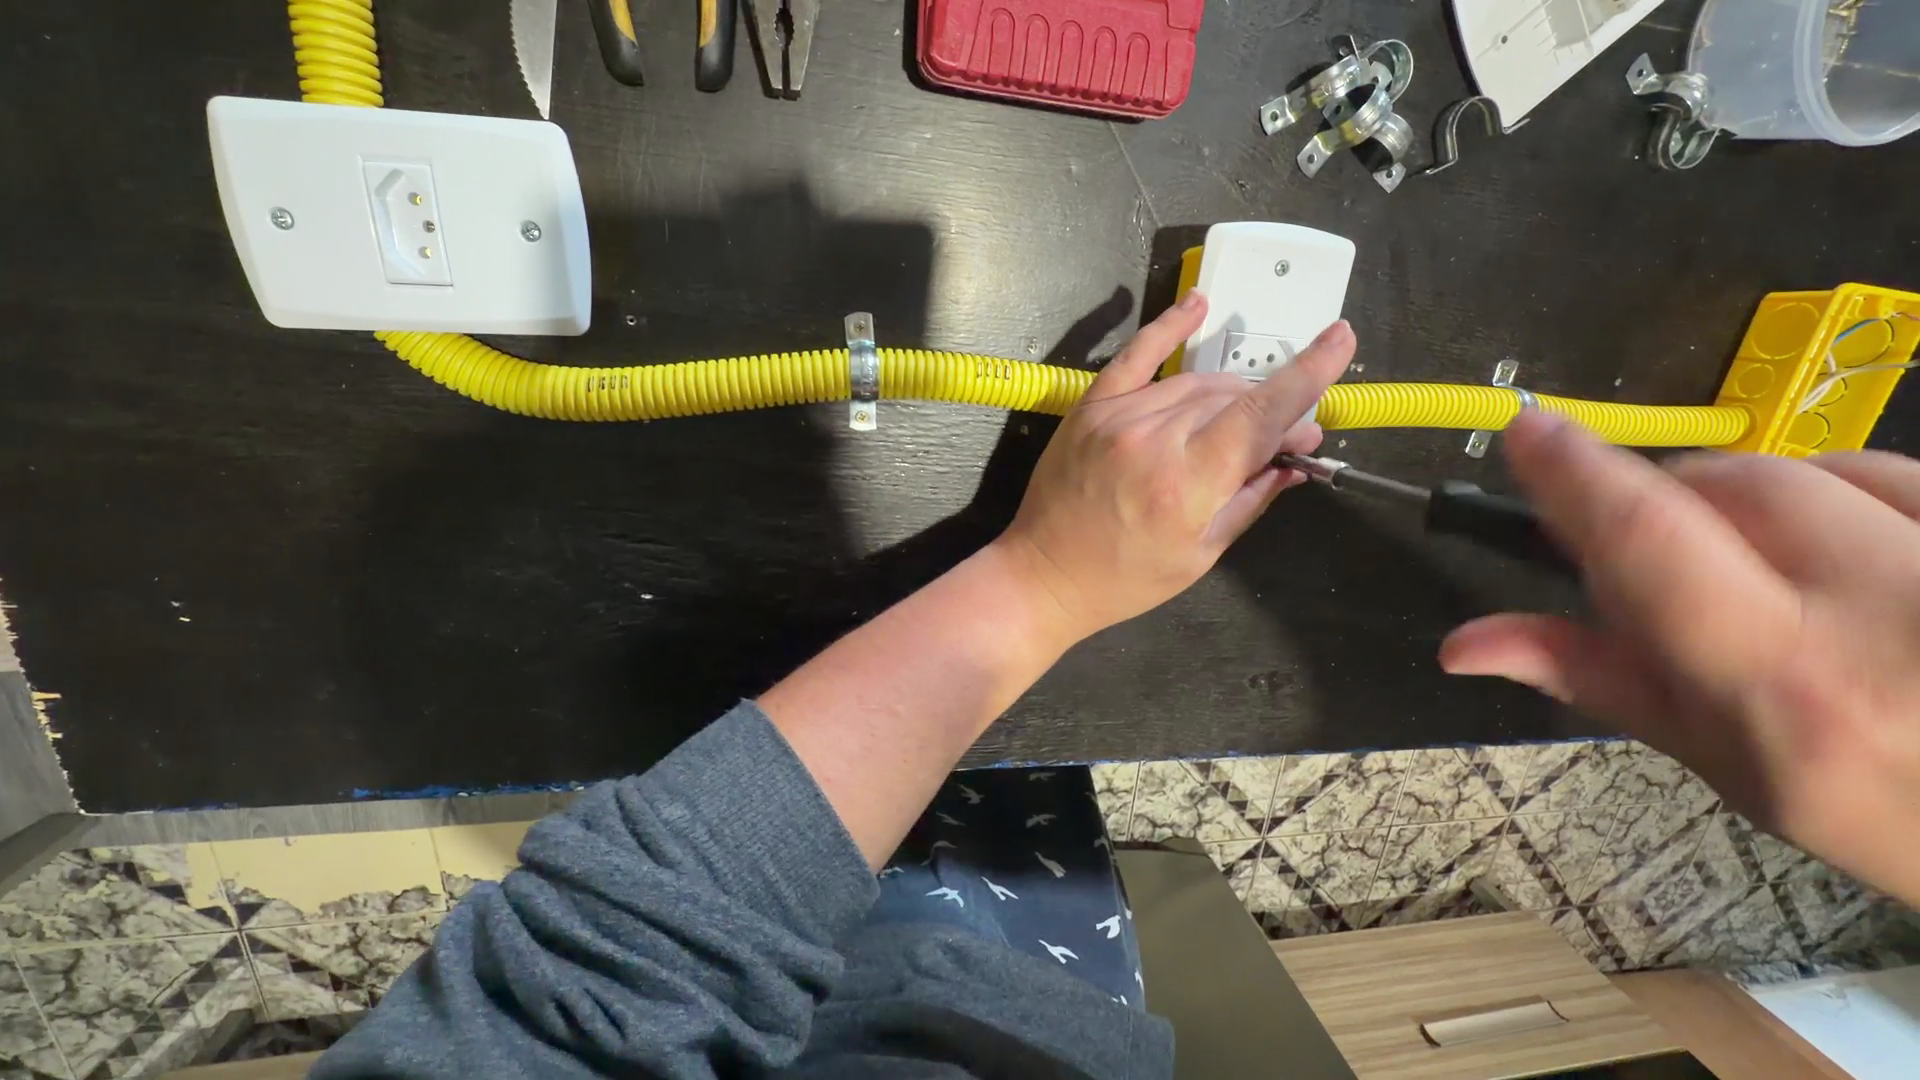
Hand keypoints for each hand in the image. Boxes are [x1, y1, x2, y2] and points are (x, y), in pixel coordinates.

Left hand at [994, 292, 1354, 643]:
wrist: (1044, 575)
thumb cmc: (1126, 579)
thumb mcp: (1201, 554)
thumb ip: (1250, 498)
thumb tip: (1294, 459)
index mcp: (1189, 481)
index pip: (1263, 412)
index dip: (1309, 374)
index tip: (1342, 342)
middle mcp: (1155, 437)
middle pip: (1233, 398)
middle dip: (1271, 409)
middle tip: (1289, 435)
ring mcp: (1118, 416)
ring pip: (1195, 383)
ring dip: (1231, 393)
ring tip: (1248, 414)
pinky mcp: (1090, 407)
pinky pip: (1135, 356)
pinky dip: (1168, 328)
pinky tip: (1198, 305)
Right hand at [1441, 411, 1919, 904]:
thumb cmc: (1874, 802)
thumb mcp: (1717, 759)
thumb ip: (1592, 679)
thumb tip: (1459, 646)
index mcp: (1779, 675)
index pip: (1650, 544)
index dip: (1578, 477)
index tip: (1528, 427)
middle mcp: (1879, 604)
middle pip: (1731, 484)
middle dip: (1674, 496)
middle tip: (1667, 554)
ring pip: (1819, 467)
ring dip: (1761, 498)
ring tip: (1770, 563)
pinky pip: (1897, 471)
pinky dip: (1848, 493)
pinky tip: (1852, 550)